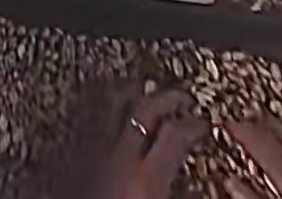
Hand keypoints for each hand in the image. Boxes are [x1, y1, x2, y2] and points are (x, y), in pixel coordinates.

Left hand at [69, 89, 206, 198]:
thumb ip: (180, 194)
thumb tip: (202, 187)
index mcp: (145, 182)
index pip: (175, 136)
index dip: (194, 125)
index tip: (205, 123)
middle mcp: (118, 159)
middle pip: (144, 109)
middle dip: (167, 99)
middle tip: (184, 98)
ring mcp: (93, 154)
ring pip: (114, 107)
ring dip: (135, 97)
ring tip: (150, 93)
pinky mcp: (75, 158)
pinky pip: (96, 121)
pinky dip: (111, 111)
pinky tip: (118, 116)